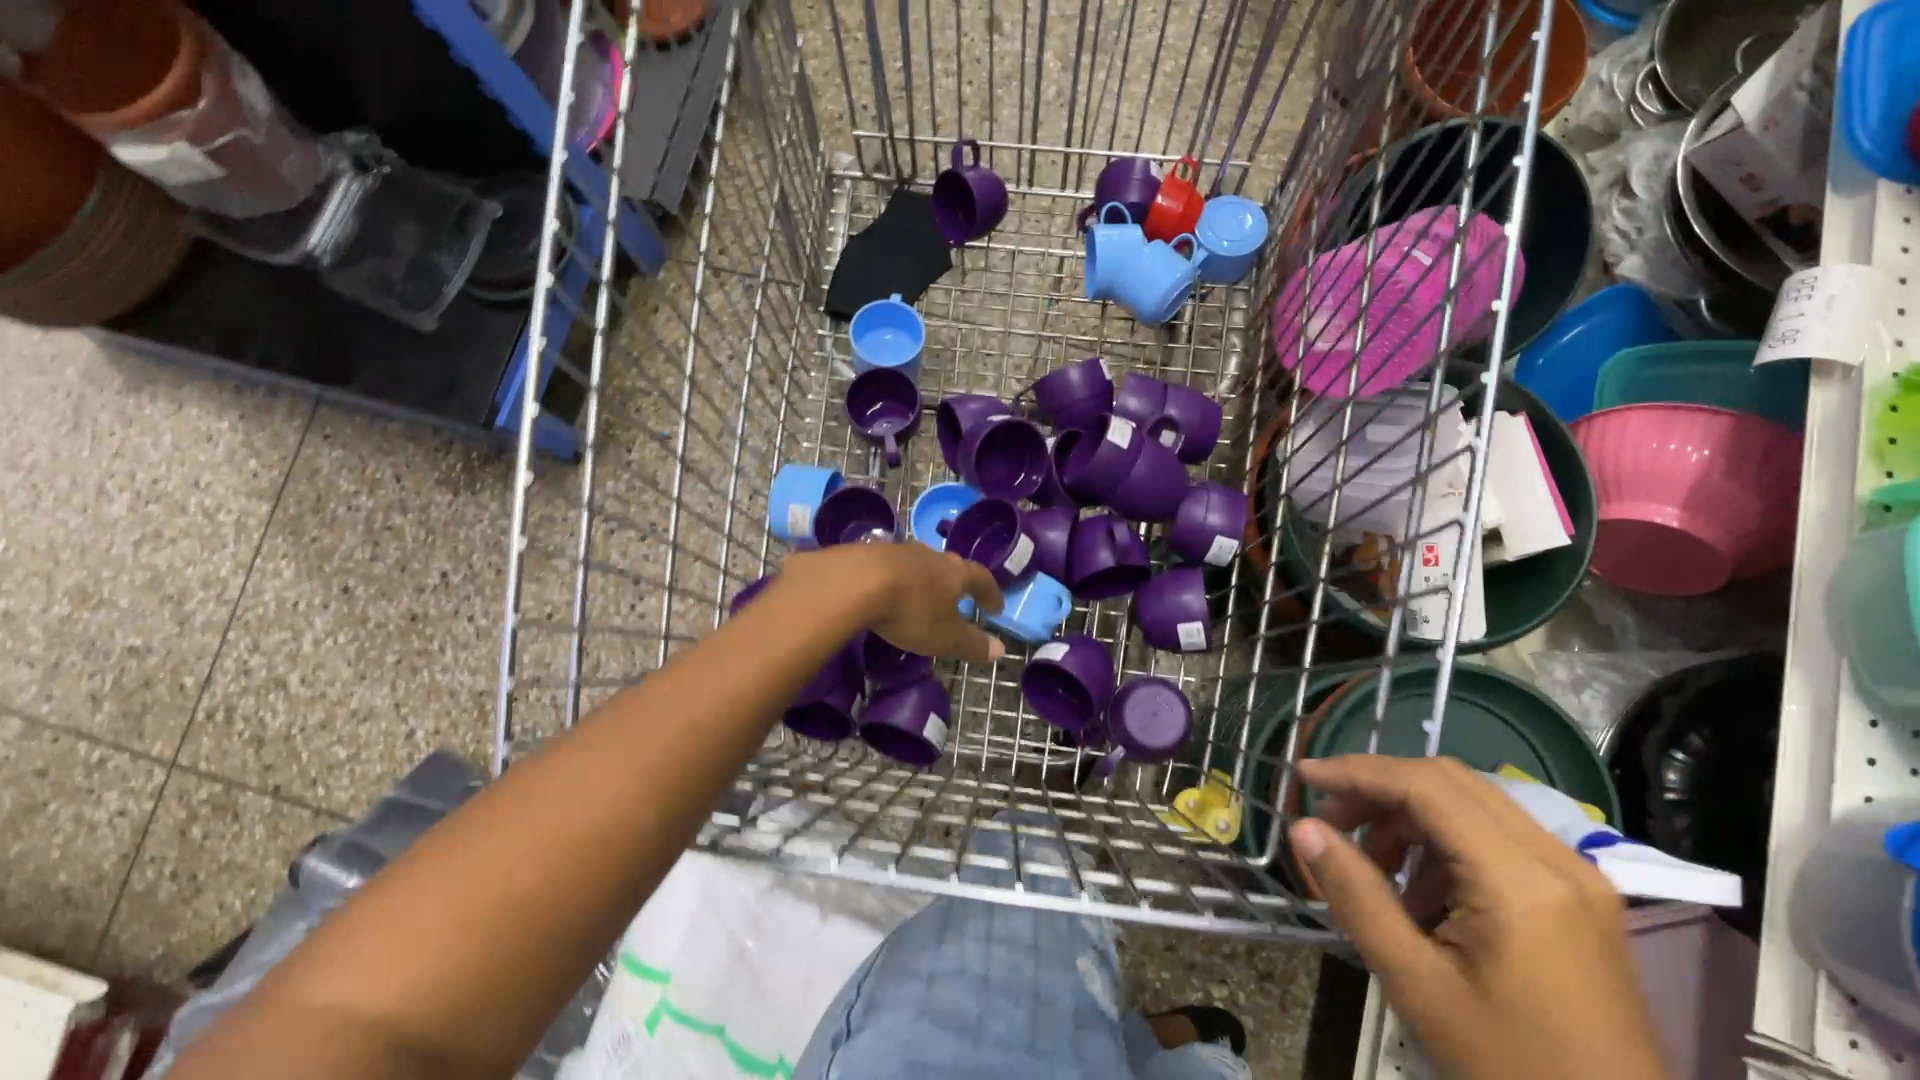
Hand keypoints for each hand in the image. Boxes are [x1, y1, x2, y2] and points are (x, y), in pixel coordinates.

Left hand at [788, 542, 1005, 665]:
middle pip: (949, 566)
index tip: (995, 607)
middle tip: (958, 597)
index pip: (981, 579)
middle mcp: (930, 556)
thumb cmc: (911, 611)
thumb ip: (972, 643)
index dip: (990, 593)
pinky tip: (887, 590)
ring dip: (924, 579)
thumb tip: (1001, 650)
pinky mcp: (869, 553)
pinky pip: (890, 566)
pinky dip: (895, 579)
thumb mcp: (945, 637)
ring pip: (919, 564)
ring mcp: (898, 551)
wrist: (855, 581)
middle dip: (955, 582)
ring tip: (921, 594)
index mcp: (955, 573)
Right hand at [1289, 756, 1669, 1079]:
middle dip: (1381, 791)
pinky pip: (1501, 839)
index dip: (1359, 772)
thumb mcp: (1416, 984)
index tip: (1303, 778)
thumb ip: (1357, 897)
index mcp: (1519, 879)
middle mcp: (1558, 859)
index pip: (1427, 787)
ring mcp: (1578, 876)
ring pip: (1476, 805)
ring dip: (1412, 820)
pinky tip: (1424, 897)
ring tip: (1375, 873)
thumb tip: (1303, 828)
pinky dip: (1448, 845)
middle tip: (1330, 826)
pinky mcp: (1582, 896)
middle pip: (1452, 783)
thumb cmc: (1509, 1068)